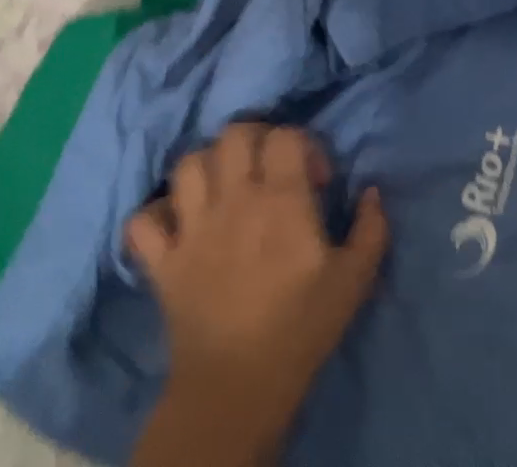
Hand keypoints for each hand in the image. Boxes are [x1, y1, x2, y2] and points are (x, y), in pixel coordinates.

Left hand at [126, 123, 388, 402]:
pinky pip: (144, 219)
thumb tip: (371, 191)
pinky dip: (159, 213)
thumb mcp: (357, 275)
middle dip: (257, 139)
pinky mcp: (161, 260)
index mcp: (282, 200)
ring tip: (229, 188)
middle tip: (273, 169)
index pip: (285, 136)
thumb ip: (372, 226)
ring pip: (187, 165)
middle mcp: (233, 201)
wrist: (238, 382)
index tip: (316, 180)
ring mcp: (190, 229)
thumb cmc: (304, 324)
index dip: (304, 145)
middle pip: (233, 134)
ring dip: (210, 166)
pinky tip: (181, 223)